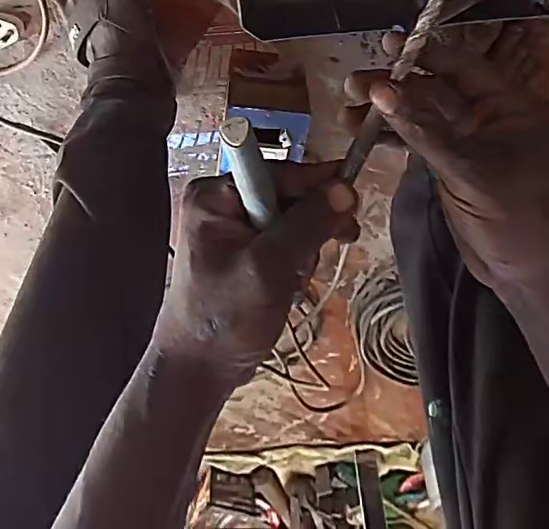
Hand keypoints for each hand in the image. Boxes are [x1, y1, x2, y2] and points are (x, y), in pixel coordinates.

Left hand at [152, 161, 359, 380]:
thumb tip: (345, 188)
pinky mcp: (241, 250)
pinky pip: (281, 238)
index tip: (352, 198)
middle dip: (310, 223)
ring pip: (289, 218)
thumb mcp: (270, 268)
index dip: (316, 185)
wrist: (196, 375)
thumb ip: (307, 225)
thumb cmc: (224, 320)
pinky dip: (295, 258)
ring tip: (298, 279)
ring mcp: (230, 227)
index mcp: (215, 195)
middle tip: (342, 239)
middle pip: (286, 194)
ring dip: (304, 246)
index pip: (278, 173)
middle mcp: (221, 201)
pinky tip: (292, 282)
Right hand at [345, 25, 548, 291]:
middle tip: (353, 84)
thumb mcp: (469, 170)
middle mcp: (491, 115)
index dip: (424, 54)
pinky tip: (364, 133)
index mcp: (512, 105)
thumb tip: (380, 91)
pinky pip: (421, 140)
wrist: (531, 278)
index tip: (386, 43)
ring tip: (347, 112)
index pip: (463, 67)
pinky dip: (394, 136)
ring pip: (424, 115)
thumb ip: (422, 129)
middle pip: (437, 88)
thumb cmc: (516, 218)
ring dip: (388, 113)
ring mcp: (471, 140)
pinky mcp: (455, 164)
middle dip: (395, 86)